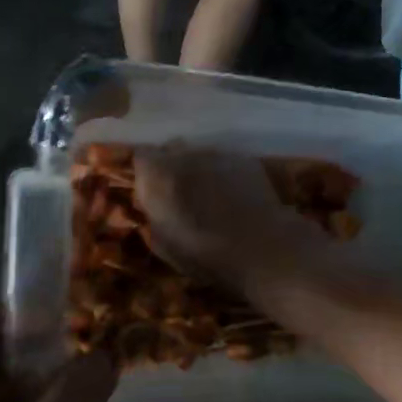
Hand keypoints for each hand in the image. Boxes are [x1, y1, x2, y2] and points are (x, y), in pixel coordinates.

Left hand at [0, 307, 118, 401]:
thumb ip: (76, 385)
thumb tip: (107, 350)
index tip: (46, 318)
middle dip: (29, 337)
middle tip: (75, 335)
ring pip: (13, 375)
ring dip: (50, 361)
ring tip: (89, 358)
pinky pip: (34, 401)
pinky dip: (61, 387)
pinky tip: (93, 387)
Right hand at [134, 146, 317, 286]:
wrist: (260, 246)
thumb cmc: (204, 252)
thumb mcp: (164, 244)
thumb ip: (153, 216)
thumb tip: (153, 207)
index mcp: (158, 174)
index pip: (142, 156)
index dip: (146, 173)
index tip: (151, 190)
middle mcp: (185, 154)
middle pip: (172, 149)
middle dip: (173, 166)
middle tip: (181, 193)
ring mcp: (217, 153)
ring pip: (201, 154)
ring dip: (200, 169)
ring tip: (211, 195)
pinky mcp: (244, 159)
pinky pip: (226, 161)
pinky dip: (225, 173)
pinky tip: (235, 196)